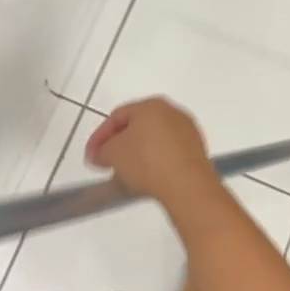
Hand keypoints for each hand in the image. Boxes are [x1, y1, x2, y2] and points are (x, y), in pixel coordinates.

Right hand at [84, 97, 219, 203]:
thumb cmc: (146, 161)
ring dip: (138, 153)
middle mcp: (173, 112)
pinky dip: (155, 161)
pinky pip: (169, 152)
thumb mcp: (112, 154)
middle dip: (119, 144)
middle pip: (138, 126)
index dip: (99, 137)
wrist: (187, 185)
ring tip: (126, 173)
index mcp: (151, 105)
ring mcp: (188, 130)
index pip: (117, 116)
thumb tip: (102, 153)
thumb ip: (101, 150)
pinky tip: (148, 177)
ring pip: (155, 140)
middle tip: (107, 162)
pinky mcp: (198, 151)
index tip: (91, 157)